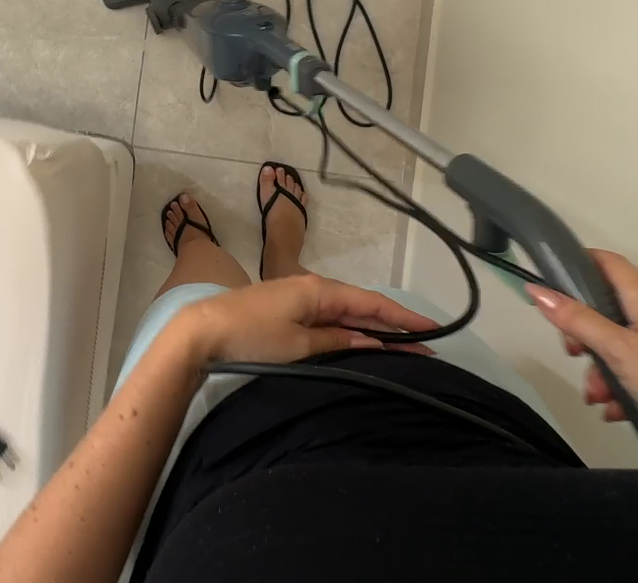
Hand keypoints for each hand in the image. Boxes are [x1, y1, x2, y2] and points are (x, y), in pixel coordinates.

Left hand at [170, 274, 438, 367]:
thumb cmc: (252, 335)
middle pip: (361, 306)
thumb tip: (370, 341)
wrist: (202, 330)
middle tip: (427, 347)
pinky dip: (349, 328)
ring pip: (345, 312)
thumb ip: (337, 341)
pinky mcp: (286, 310)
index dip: (403, 317)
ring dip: (372, 328)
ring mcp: (298, 298)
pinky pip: (328, 317)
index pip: (370, 303)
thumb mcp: (299, 345)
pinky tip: (360, 342)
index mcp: (319, 291)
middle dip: (393, 325)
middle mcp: (312, 288)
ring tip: (403, 348)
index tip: (435, 329)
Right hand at [527, 251, 637, 461]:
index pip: (606, 261)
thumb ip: (577, 320)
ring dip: (598, 368)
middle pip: (604, 307)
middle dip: (581, 331)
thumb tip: (537, 289)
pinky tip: (613, 409)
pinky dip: (618, 387)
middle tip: (572, 352)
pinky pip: (632, 371)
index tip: (548, 282)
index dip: (575, 262)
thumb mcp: (618, 349)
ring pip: (615, 344)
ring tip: (596, 395)